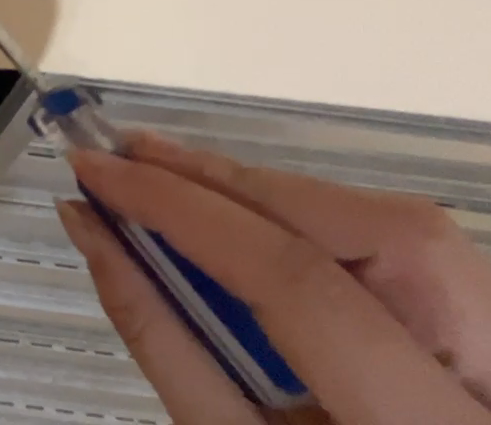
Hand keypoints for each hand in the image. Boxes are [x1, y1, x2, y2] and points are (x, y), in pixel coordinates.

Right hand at [62, 132, 490, 422]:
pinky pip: (406, 245)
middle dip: (230, 179)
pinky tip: (237, 210)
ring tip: (169, 174)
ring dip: (263, 189)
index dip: (180, 206)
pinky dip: (305, 215)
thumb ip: (157, 332)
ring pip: (398, 224)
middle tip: (131, 157)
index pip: (297, 281)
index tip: (92, 169)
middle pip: (375, 231)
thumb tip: (84, 222)